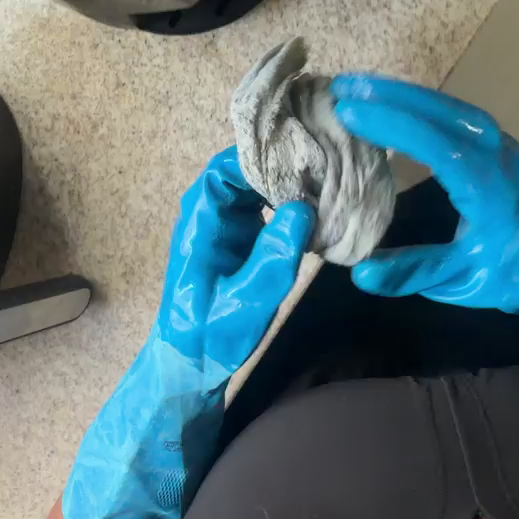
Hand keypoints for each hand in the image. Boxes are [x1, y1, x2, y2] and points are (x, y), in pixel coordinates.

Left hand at [64, 148, 313, 518]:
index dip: (258, 154)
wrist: (193, 365)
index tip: (299, 153)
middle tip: (323, 163)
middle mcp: (210, 214)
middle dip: (280, 163)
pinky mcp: (240, 237)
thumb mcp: (246, 302)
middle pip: (243, 169)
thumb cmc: (211, 336)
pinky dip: (288, 201)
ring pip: (256, 185)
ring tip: (326, 179)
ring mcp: (225, 223)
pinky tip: (317, 207)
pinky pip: (264, 205)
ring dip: (287, 181)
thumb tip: (303, 208)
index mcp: (200, 221)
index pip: (225, 168)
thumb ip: (272, 257)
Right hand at [331, 75, 518, 426]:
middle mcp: (497, 156)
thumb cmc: (516, 274)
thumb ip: (414, 273)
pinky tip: (391, 101)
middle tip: (341, 86)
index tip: (349, 111)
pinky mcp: (495, 141)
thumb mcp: (464, 282)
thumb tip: (359, 273)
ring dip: (402, 93)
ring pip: (449, 106)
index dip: (394, 125)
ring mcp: (499, 144)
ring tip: (357, 87)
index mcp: (490, 191)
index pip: (438, 146)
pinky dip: (419, 101)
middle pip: (442, 112)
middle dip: (390, 95)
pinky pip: (454, 112)